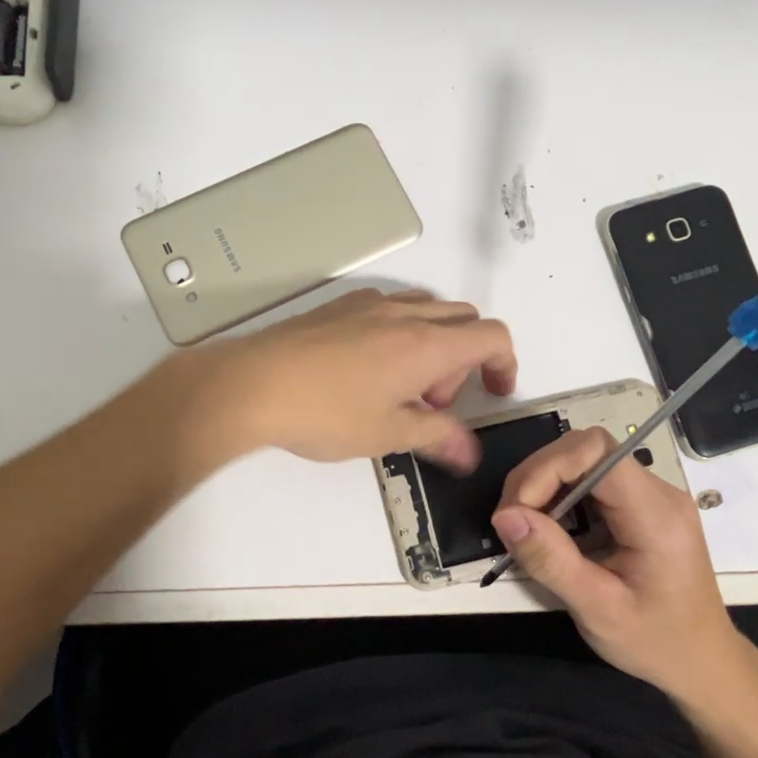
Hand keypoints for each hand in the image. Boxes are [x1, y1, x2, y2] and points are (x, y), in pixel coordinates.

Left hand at [198, 289, 517, 471]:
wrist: (252, 384)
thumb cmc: (326, 413)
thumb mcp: (388, 434)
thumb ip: (436, 437)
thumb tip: (468, 453)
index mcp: (428, 343)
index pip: (492, 335)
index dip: (505, 362)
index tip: (495, 392)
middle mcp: (404, 314)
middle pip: (462, 319)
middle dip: (464, 359)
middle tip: (433, 402)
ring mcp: (368, 305)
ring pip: (424, 310)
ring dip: (432, 343)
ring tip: (399, 387)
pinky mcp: (337, 307)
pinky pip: (388, 308)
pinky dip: (398, 332)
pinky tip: (366, 369)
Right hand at [489, 427, 757, 711]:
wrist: (702, 662)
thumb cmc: (655, 641)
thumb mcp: (597, 608)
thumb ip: (551, 560)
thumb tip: (504, 517)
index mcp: (656, 514)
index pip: (595, 450)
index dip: (546, 468)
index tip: (516, 511)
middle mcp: (657, 493)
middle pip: (584, 451)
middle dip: (537, 478)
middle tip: (511, 524)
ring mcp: (650, 498)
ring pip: (583, 464)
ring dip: (544, 489)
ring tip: (525, 532)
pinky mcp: (638, 509)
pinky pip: (590, 485)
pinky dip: (559, 501)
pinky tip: (549, 536)